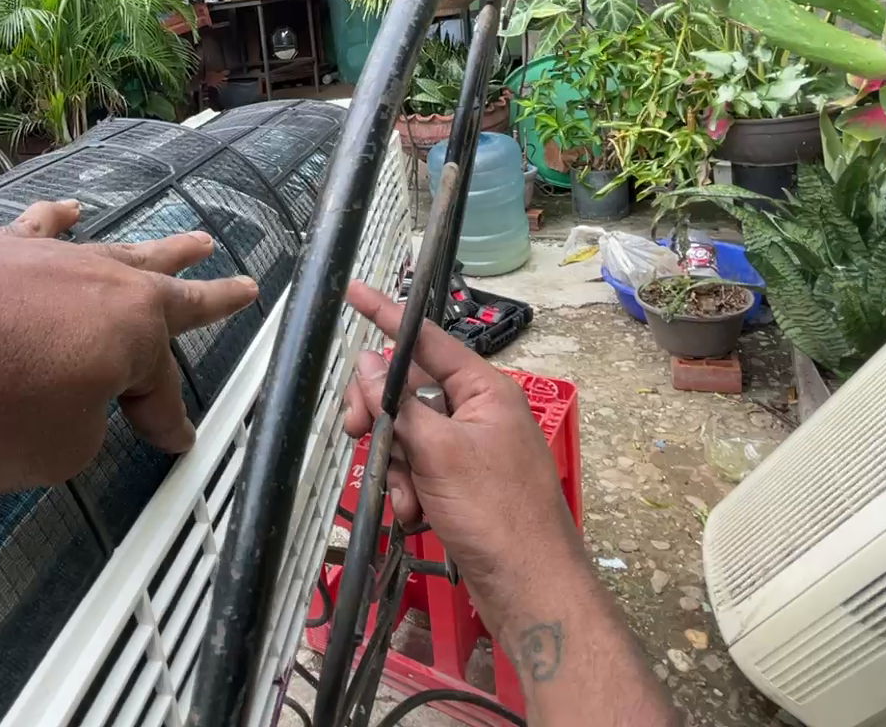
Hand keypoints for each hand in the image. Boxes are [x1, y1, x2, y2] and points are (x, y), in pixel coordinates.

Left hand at [0, 200, 256, 493]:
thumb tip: (70, 403)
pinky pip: (39, 232)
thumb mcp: (51, 449)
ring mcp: (45, 258)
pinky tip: (66, 210)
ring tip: (191, 240)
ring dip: (154, 252)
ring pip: (115, 251)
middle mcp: (100, 281)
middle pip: (165, 287)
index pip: (164, 385)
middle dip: (206, 292)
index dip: (169, 421)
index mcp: (132, 328)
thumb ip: (80, 429)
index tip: (176, 443)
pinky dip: (57, 224)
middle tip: (239, 283)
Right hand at [340, 281, 581, 614]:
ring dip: (394, 460)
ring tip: (402, 493)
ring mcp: (468, 446)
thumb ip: (398, 403)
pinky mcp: (461, 479)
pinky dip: (407, 485)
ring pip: (407, 430)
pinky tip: (413, 512)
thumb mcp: (438, 451)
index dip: (385, 314)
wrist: (531, 593)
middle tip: (357, 430)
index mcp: (484, 389)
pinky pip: (418, 464)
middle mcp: (476, 410)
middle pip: (408, 388)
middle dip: (380, 413)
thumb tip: (367, 362)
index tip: (354, 292)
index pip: (426, 338)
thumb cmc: (496, 515)